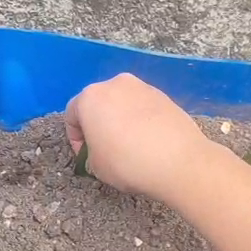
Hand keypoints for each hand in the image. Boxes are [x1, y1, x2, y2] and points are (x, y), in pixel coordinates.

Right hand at [64, 73, 219, 198]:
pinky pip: (143, 107)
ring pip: (122, 103)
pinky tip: (148, 140)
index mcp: (90, 97)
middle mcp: (115, 84)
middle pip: (98, 104)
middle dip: (98, 124)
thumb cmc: (127, 163)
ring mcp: (142, 87)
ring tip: (129, 145)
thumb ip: (90, 152)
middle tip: (104, 148)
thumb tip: (101, 147)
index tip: (85, 155)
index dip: (75, 138)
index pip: (72, 115)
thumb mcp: (96, 166)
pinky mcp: (164, 95)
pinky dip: (140, 120)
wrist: (178, 161)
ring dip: (120, 120)